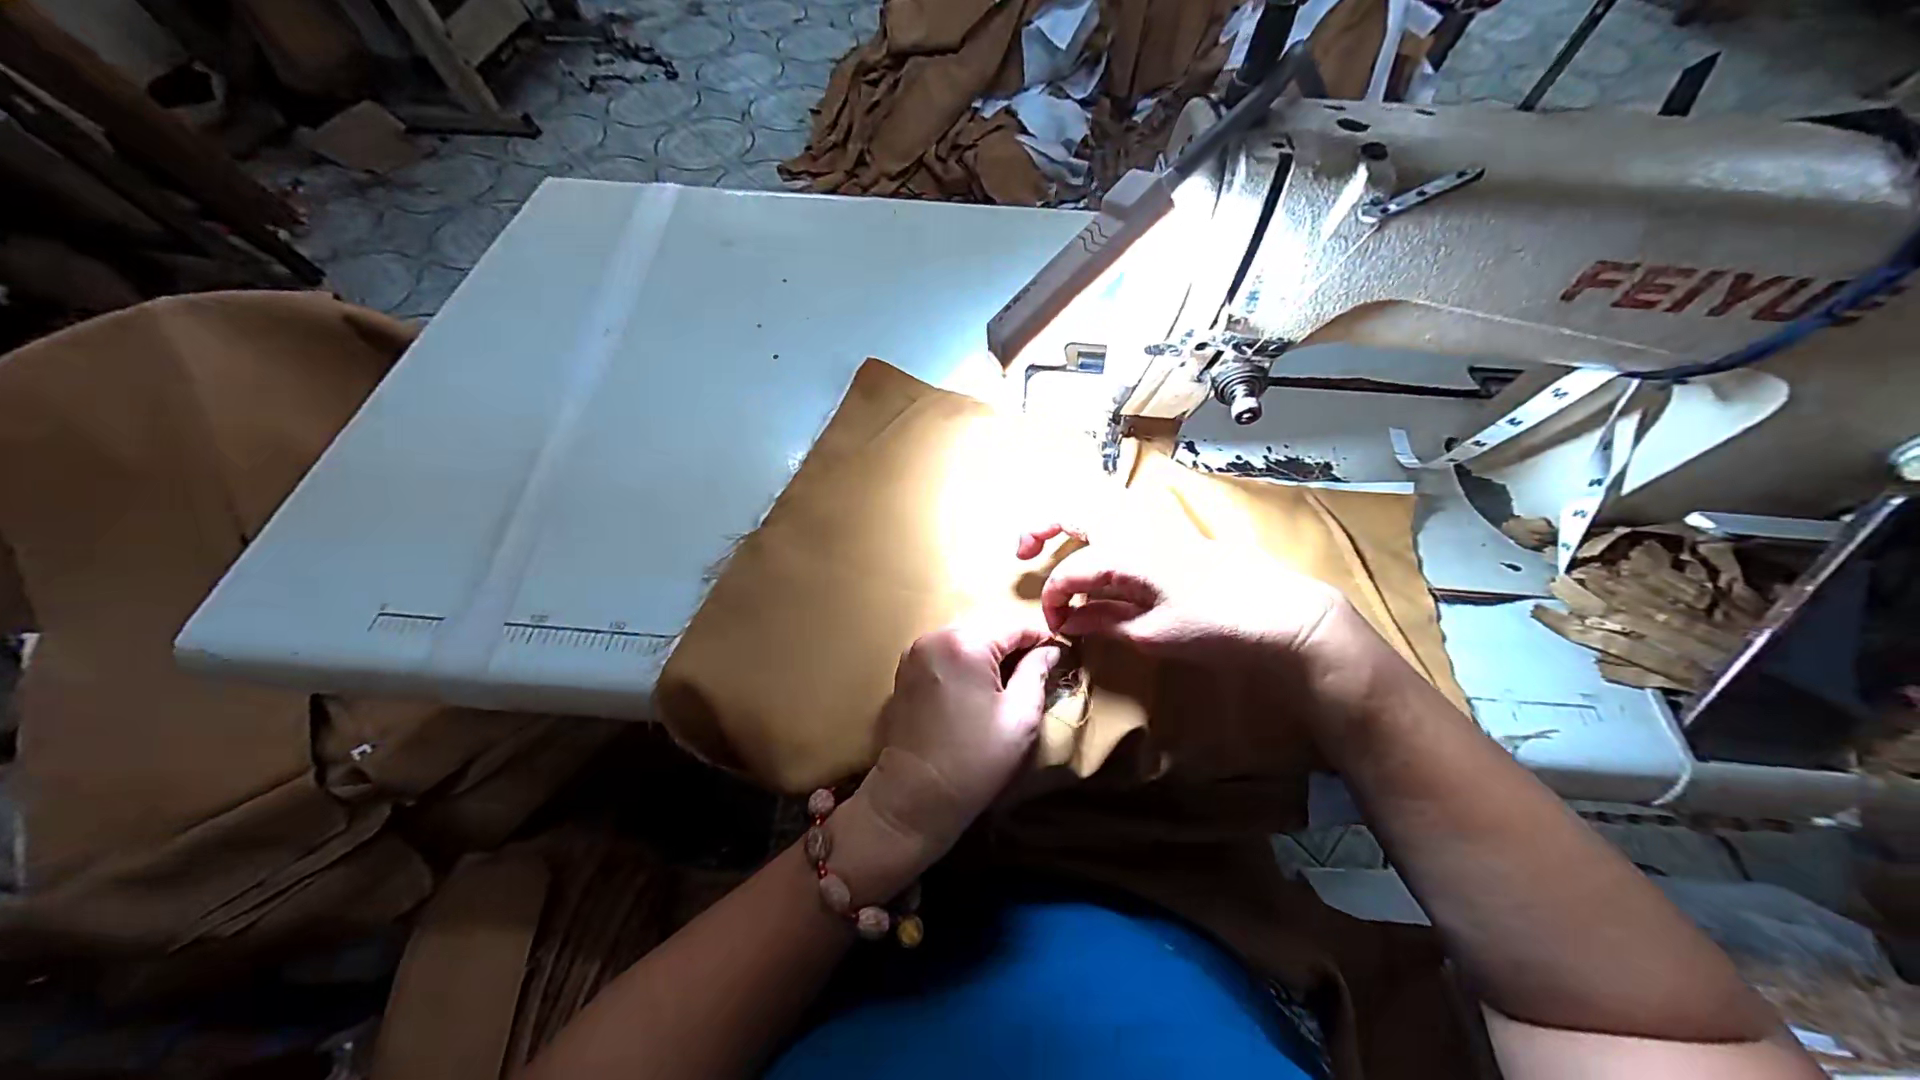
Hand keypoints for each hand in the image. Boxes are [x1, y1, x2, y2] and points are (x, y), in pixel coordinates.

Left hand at [845, 613, 1061, 888]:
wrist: (913, 797)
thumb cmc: (975, 760)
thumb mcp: (1020, 716)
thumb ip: (1037, 672)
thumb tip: (1051, 649)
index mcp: (965, 644)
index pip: (1014, 626)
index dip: (1041, 638)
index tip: (1061, 654)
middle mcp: (935, 637)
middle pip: (987, 629)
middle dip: (1014, 645)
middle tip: (1038, 670)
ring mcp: (915, 652)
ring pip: (965, 639)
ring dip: (989, 653)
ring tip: (1010, 681)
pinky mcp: (904, 670)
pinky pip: (944, 653)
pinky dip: (965, 662)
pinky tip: (978, 688)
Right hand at [1016, 522, 1349, 667]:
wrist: (1274, 608)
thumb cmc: (1213, 624)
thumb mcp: (1150, 634)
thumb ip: (1102, 622)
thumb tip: (1068, 622)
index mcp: (1120, 555)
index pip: (1067, 573)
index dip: (1052, 600)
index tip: (1054, 624)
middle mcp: (1129, 525)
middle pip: (1068, 508)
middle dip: (1038, 526)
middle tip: (1024, 552)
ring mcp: (1150, 518)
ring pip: (1093, 497)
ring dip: (1066, 513)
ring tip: (1053, 537)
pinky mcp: (1167, 522)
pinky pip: (1116, 504)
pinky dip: (1093, 512)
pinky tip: (1096, 536)